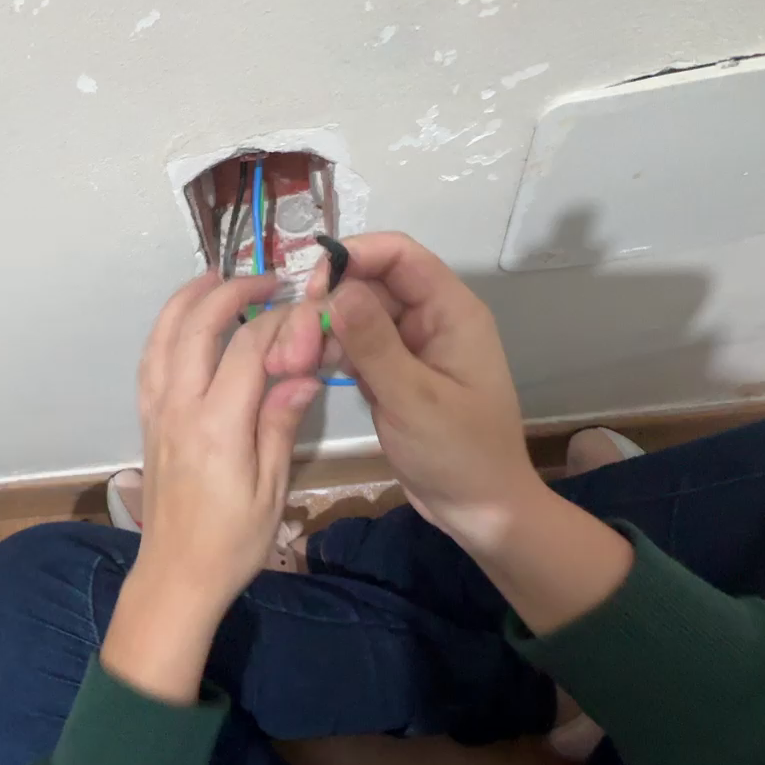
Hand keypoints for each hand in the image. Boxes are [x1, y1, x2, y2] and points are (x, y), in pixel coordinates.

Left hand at [102, 272, 320, 701]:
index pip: (247, 347)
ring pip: (162, 337)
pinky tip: (181, 324)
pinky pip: (149, 362)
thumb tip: (303, 370)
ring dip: (187, 300)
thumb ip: (281, 422)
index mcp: (217, 424)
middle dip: (231, 293)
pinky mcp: (147, 422)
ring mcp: (156, 412)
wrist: (177, 575)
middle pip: (196, 327)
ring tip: (216, 279)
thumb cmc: (232, 541)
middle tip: (266, 281)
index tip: (305, 312)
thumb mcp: (271, 488)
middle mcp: (179, 407)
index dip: (278, 321)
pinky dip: (164, 331)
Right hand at [267, 231, 633, 633]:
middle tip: (289, 349)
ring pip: (352, 317)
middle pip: (366, 285)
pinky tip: (299, 371)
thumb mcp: (414, 398)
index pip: (399, 256)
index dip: (352, 257)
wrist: (477, 509)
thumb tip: (337, 288)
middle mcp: (427, 321)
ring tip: (286, 364)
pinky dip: (325, 354)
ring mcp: (406, 348)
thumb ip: (374, 342)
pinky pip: (351, 347)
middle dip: (324, 306)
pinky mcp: (389, 374)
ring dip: (317, 333)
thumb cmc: (458, 453)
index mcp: (450, 313)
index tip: (309, 289)